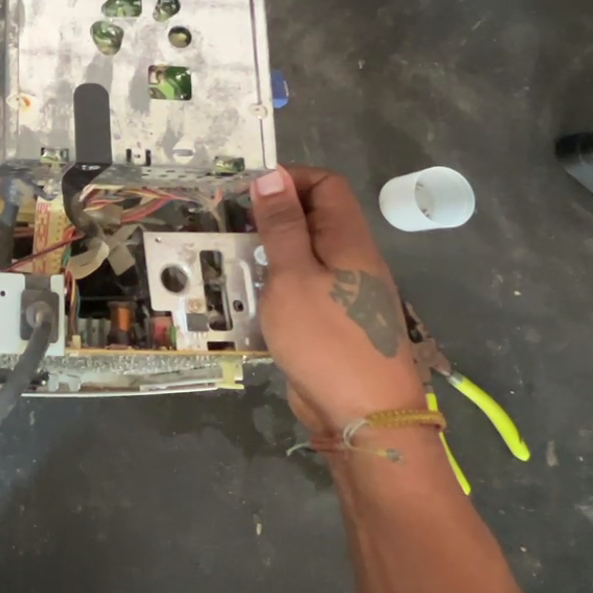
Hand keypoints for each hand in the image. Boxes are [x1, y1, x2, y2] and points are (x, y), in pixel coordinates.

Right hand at [249, 166, 422, 431]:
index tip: (246, 193)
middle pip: (314, 217)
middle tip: (228, 225)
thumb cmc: (326, 340)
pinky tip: (247, 295)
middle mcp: (351, 260)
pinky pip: (301, 285)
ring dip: (268, 250)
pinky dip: (273, 281)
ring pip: (304, 253)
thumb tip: (271, 176)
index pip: (325, 185)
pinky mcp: (331, 320)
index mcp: (349, 241)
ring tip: (229, 258)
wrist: (365, 416)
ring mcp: (343, 292)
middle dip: (271, 214)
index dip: (288, 179)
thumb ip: (282, 226)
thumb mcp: (293, 277)